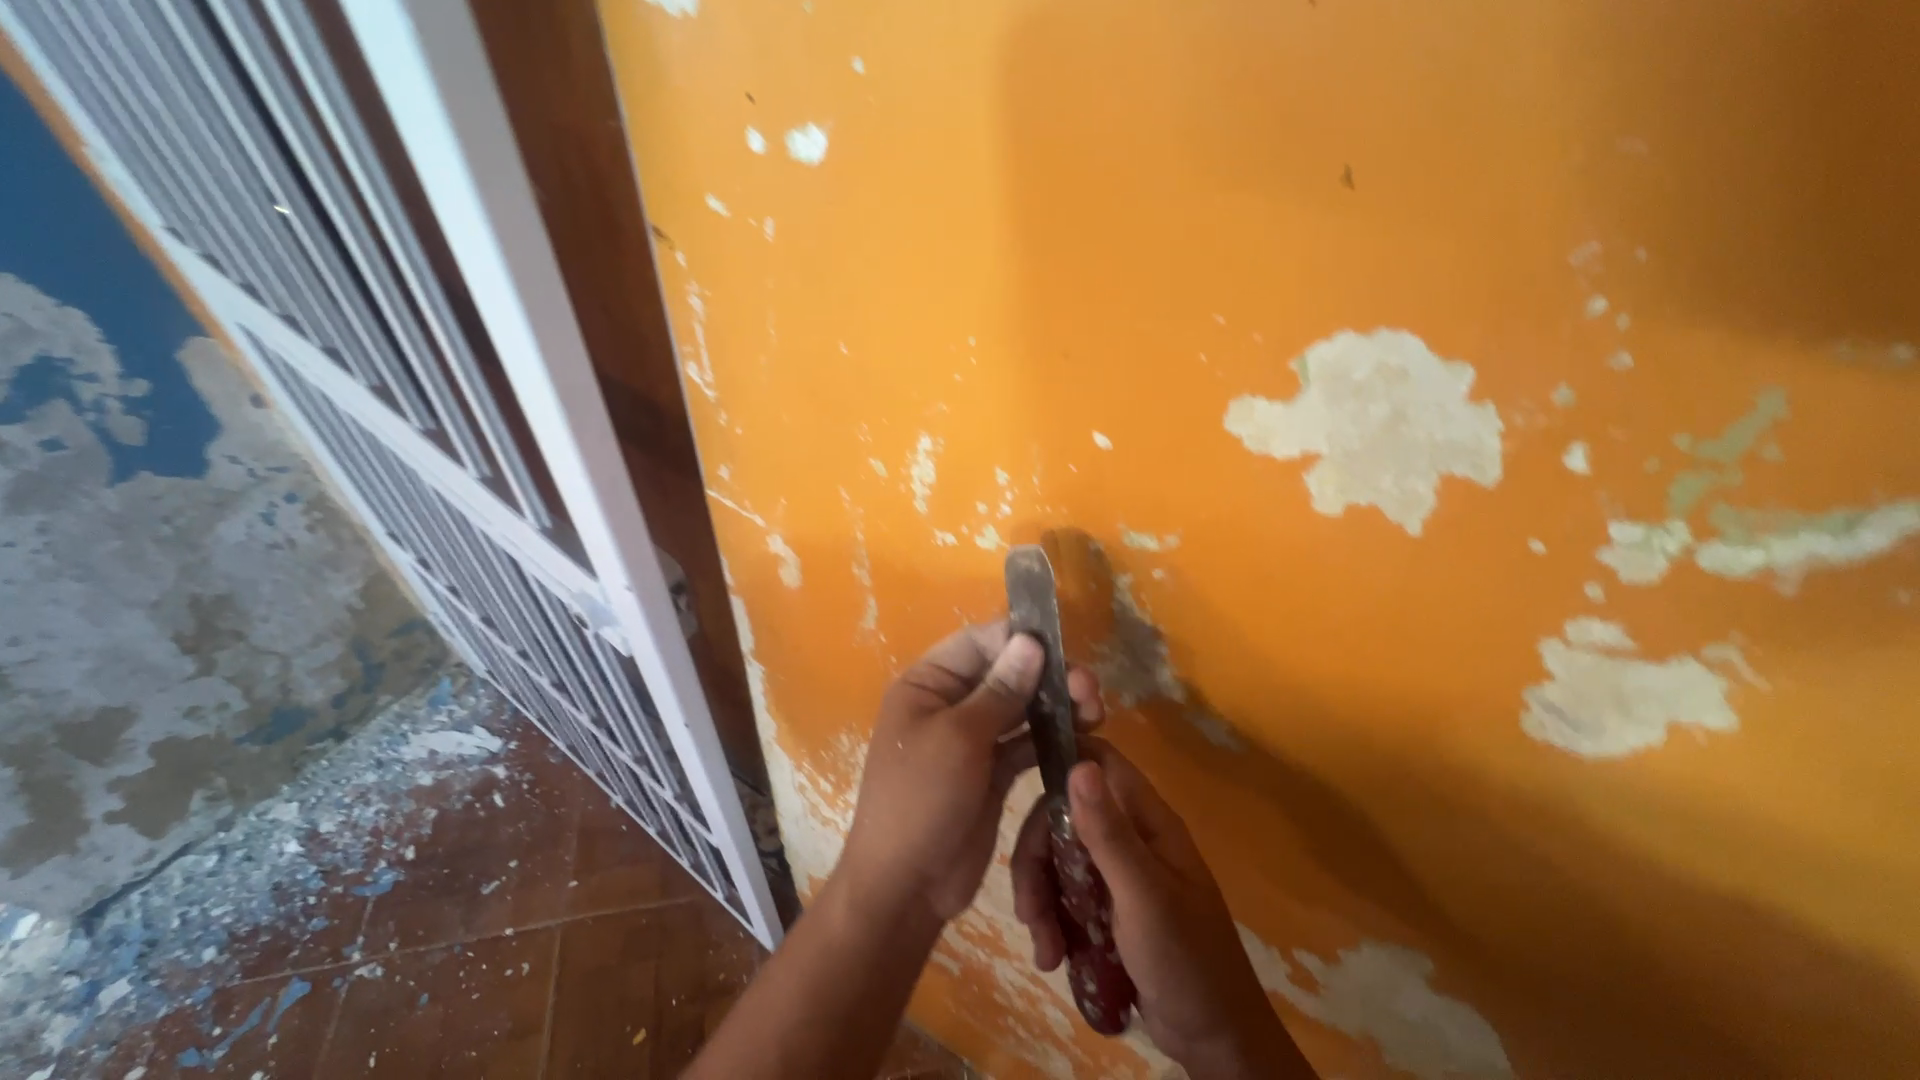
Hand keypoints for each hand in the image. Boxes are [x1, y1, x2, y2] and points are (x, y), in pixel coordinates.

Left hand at [835, 621, 1103, 926]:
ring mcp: (972, 740)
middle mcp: (949, 704)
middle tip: (1091, 691)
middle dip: (1049, 675)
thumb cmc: (921, 801)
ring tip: (1096, 713)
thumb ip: (999, 690)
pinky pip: (1026, 743)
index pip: (979, 642)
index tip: (1065, 650)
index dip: (1022, 639)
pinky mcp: (992, 773)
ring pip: (1021, 708)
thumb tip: (1030, 641)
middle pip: (1006, 672)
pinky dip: (1052, 739)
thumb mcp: (959, 739)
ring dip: (1056, 706)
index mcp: (927, 684)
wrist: (906, 887)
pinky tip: (1083, 738)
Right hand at [1011, 741, 1312, 1078]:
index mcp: (1147, 822)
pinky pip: (1065, 896)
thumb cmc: (1186, 960)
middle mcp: (1131, 839)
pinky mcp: (1107, 909)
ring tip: (1045, 950)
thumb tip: (1078, 764)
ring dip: (1041, 899)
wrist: (1214, 1038)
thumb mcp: (1143, 896)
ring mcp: (1118, 875)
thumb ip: (1109, 833)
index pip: (1100, 763)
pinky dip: (1052, 922)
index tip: (1017, 771)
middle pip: (1064, 818)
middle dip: (1036, 858)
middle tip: (1028, 910)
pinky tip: (1052, 957)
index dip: (1062, 757)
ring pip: (1058, 860)